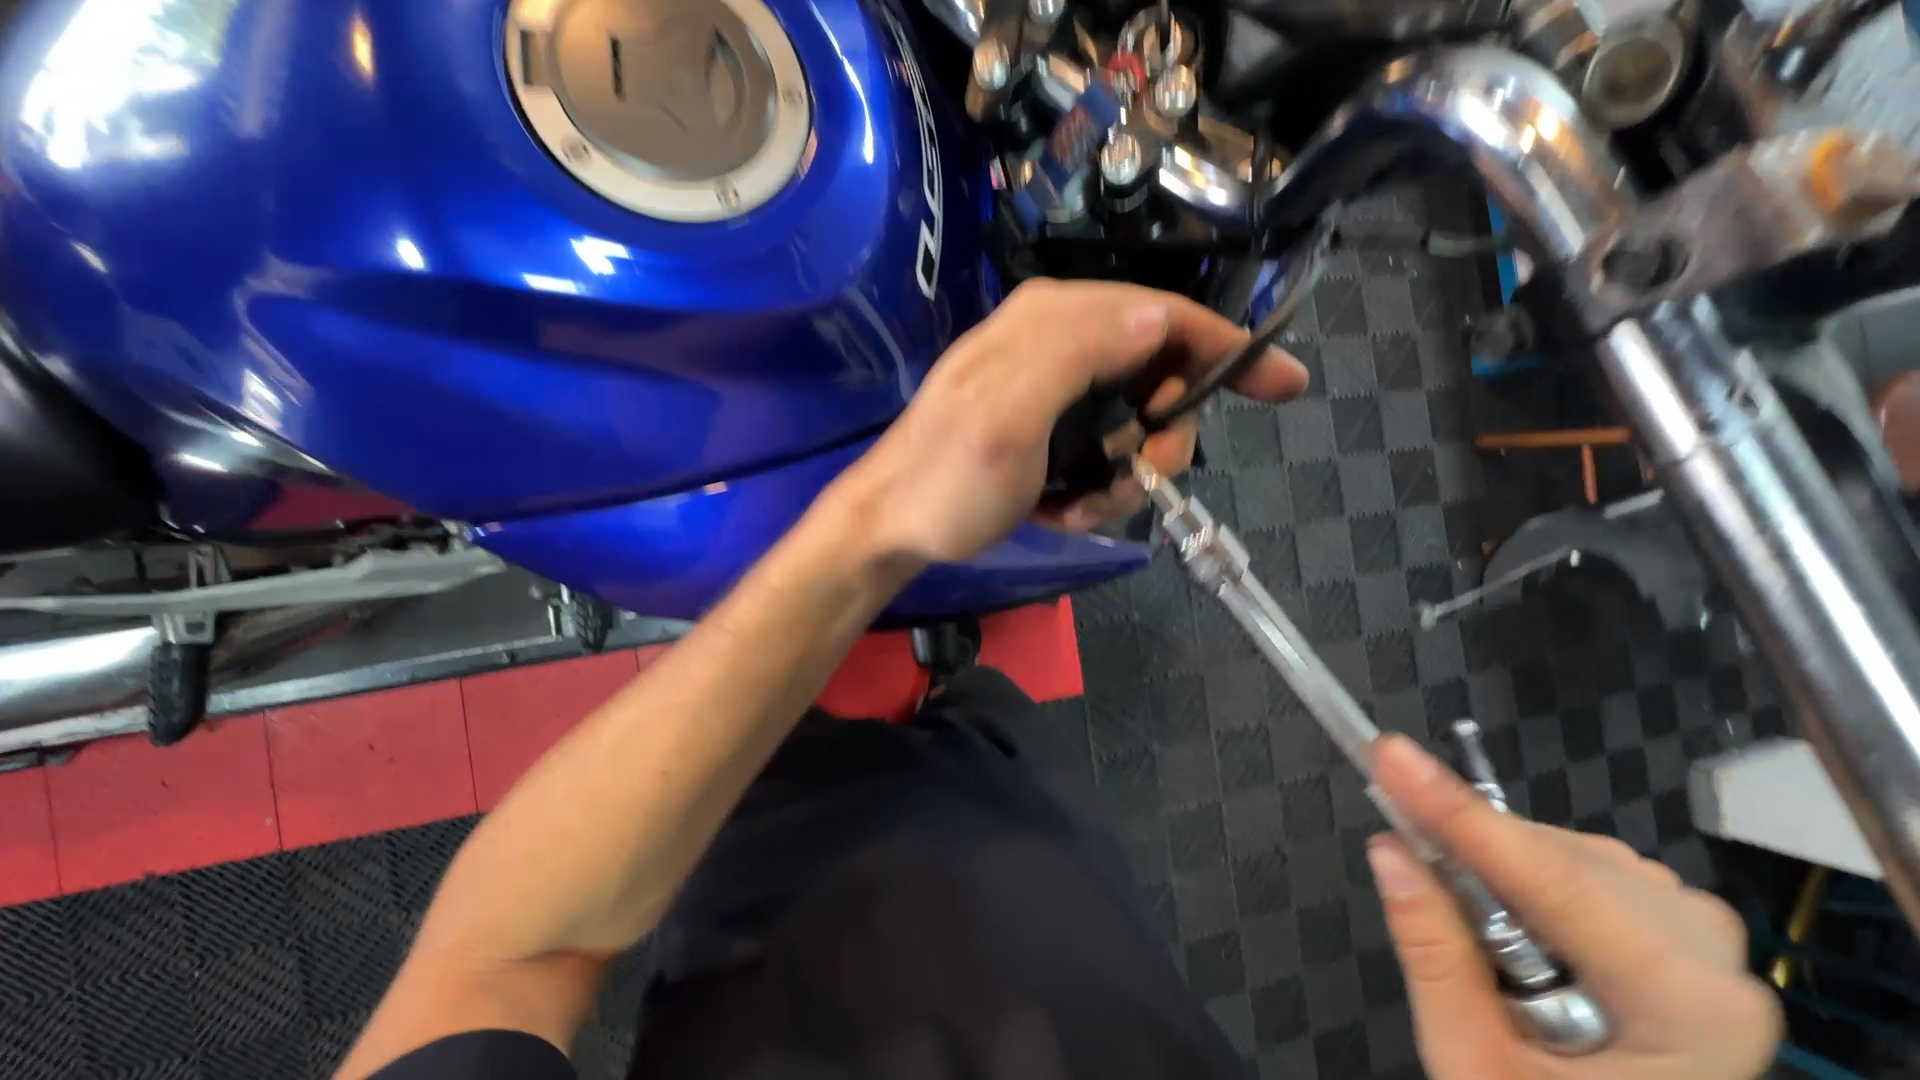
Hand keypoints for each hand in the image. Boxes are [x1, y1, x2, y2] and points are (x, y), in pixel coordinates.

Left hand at [829, 279, 1307, 563]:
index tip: (1284, 385)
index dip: (1228, 347)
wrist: (891, 525)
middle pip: (1160, 374)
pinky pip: (1105, 447)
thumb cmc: (948, 479)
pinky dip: (1100, 484)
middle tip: (1138, 479)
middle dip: (1161, 436)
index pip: (1164, 317)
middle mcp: (1059, 340)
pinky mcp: (1046, 422)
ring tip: (1084, 504)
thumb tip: (1156, 316)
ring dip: (1127, 473)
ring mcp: (1052, 383)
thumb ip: (1079, 355)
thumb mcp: (1008, 417)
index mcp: (1054, 322)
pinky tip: (1065, 507)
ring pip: (1136, 419)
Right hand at [1367, 734, 1782, 1079]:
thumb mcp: (1475, 1065)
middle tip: (1407, 851)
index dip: (1460, 815)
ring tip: (1474, 933)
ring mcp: (1706, 938)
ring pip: (1569, 854)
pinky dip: (1526, 877)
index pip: (1552, 881)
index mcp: (1683, 1006)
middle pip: (1561, 860)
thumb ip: (1434, 956)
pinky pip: (1585, 866)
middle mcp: (1713, 956)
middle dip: (1475, 849)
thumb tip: (1388, 851)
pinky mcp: (1686, 931)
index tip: (1388, 754)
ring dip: (1498, 867)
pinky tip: (1511, 926)